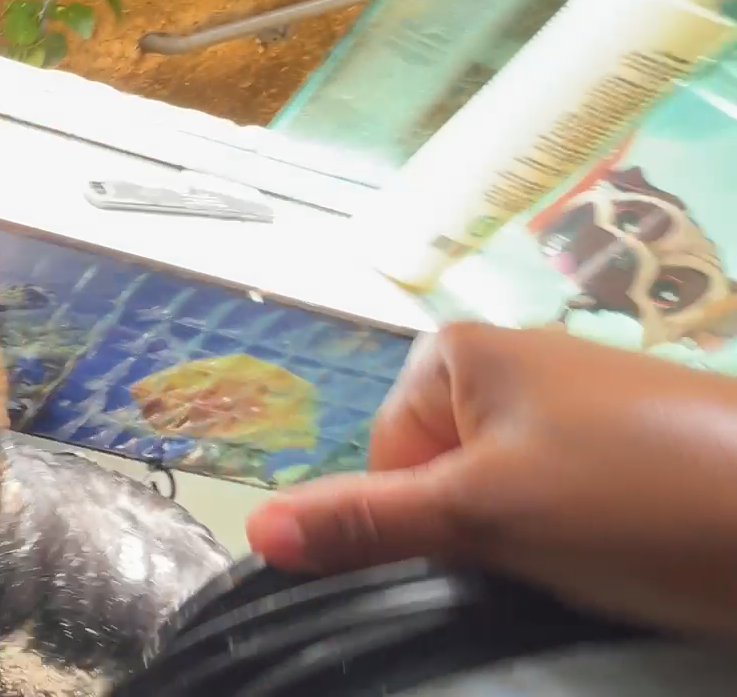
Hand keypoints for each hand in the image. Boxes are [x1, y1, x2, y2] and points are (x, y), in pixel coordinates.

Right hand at [246, 322, 736, 638]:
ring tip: (617, 551)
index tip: (499, 547)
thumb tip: (254, 532)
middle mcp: (507, 354)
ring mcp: (582, 389)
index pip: (390, 455)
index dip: (431, 517)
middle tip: (564, 551)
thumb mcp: (483, 518)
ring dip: (547, 530)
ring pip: (516, 482)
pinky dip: (602, 524)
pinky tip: (650, 542)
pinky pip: (579, 482)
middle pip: (449, 467)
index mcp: (451, 352)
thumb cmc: (640, 499)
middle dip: (492, 524)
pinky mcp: (647, 429)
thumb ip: (361, 521)